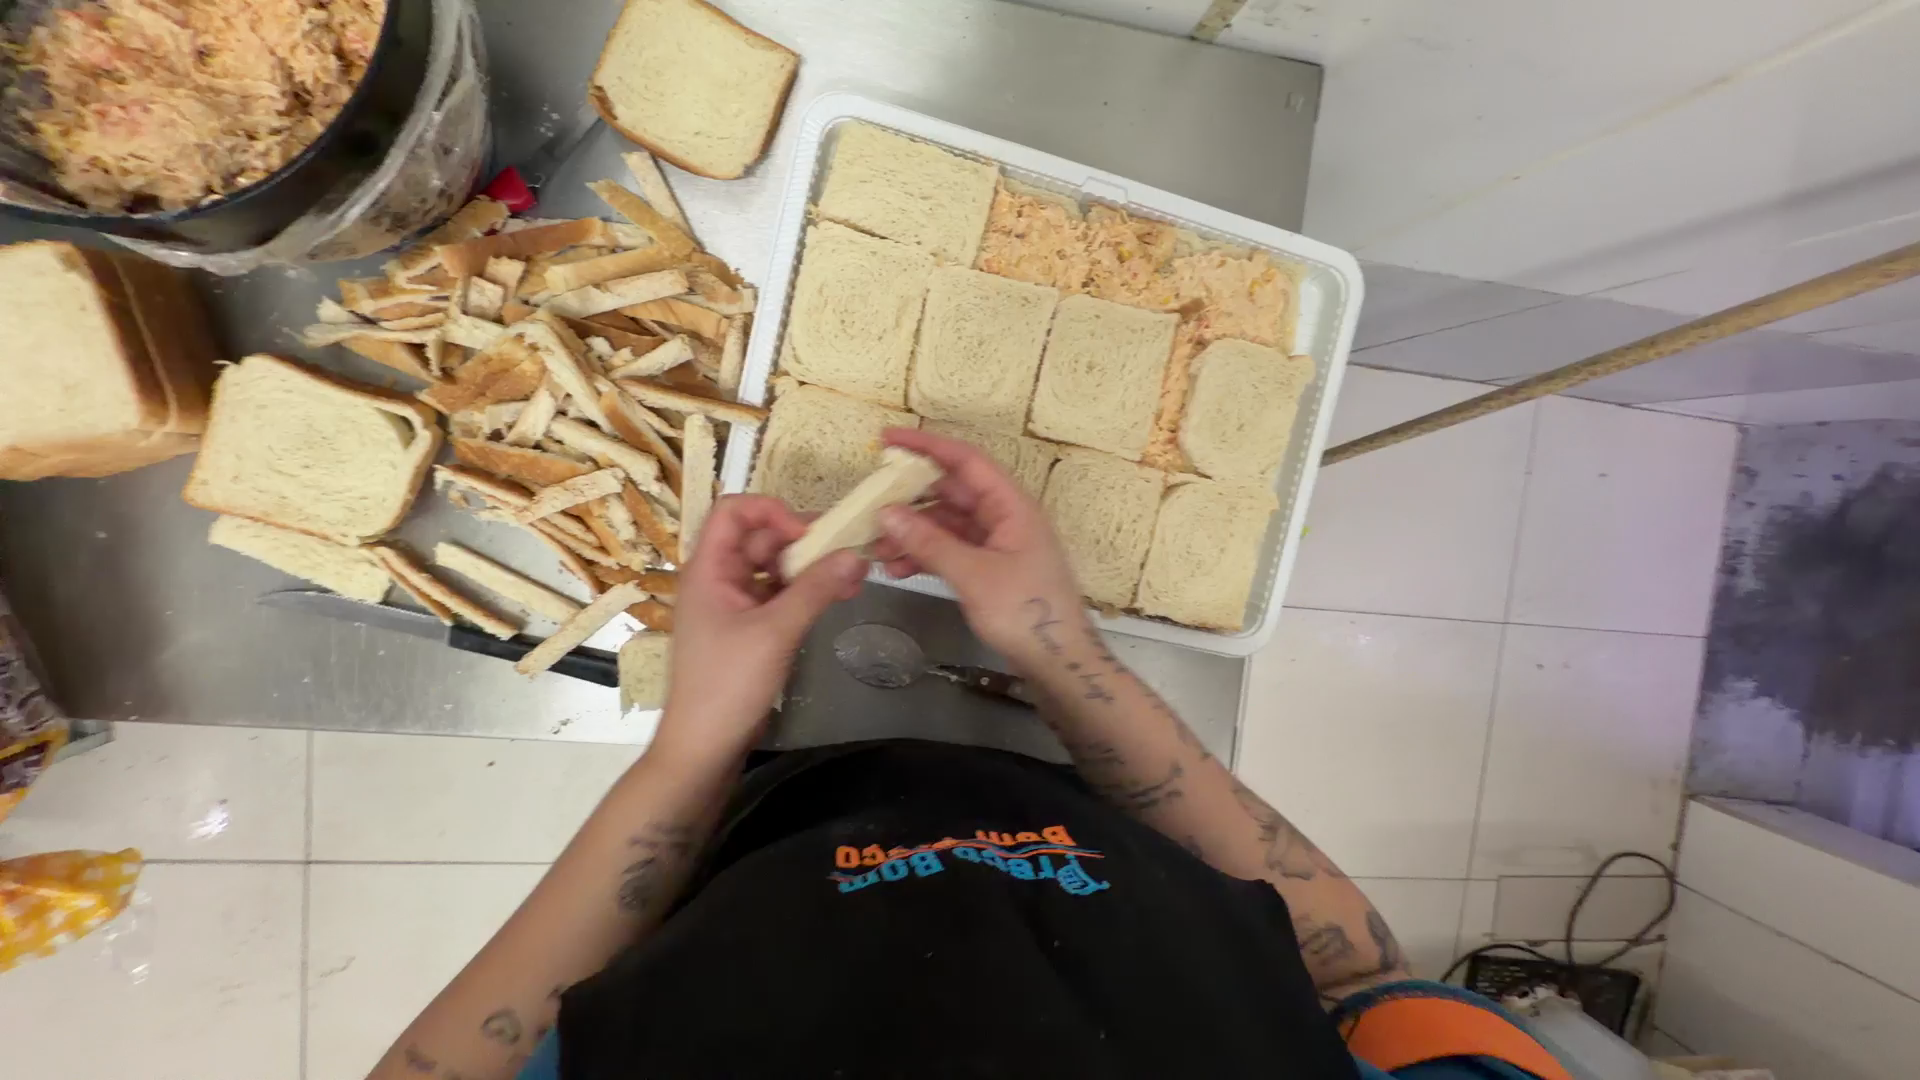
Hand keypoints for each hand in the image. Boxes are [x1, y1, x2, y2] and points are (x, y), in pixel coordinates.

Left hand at [658, 495, 866, 759]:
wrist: (704, 747)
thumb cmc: (728, 684)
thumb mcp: (776, 632)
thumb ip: (816, 589)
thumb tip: (857, 555)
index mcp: (708, 569)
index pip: (733, 511)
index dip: (771, 511)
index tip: (809, 535)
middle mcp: (718, 579)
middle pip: (760, 537)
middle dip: (803, 540)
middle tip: (846, 551)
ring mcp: (733, 604)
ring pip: (774, 567)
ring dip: (811, 567)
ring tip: (853, 577)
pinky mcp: (749, 628)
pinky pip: (779, 594)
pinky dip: (806, 591)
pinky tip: (838, 596)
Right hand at [873, 428, 1090, 667]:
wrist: (1058, 661)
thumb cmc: (1025, 612)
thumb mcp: (974, 575)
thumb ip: (929, 542)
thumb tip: (887, 514)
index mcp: (1011, 506)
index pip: (966, 461)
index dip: (927, 446)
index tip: (887, 441)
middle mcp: (1004, 517)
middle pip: (952, 492)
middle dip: (910, 499)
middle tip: (870, 504)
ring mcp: (997, 544)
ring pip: (947, 524)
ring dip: (912, 532)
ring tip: (876, 548)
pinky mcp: (989, 568)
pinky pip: (950, 550)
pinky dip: (924, 555)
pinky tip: (896, 568)